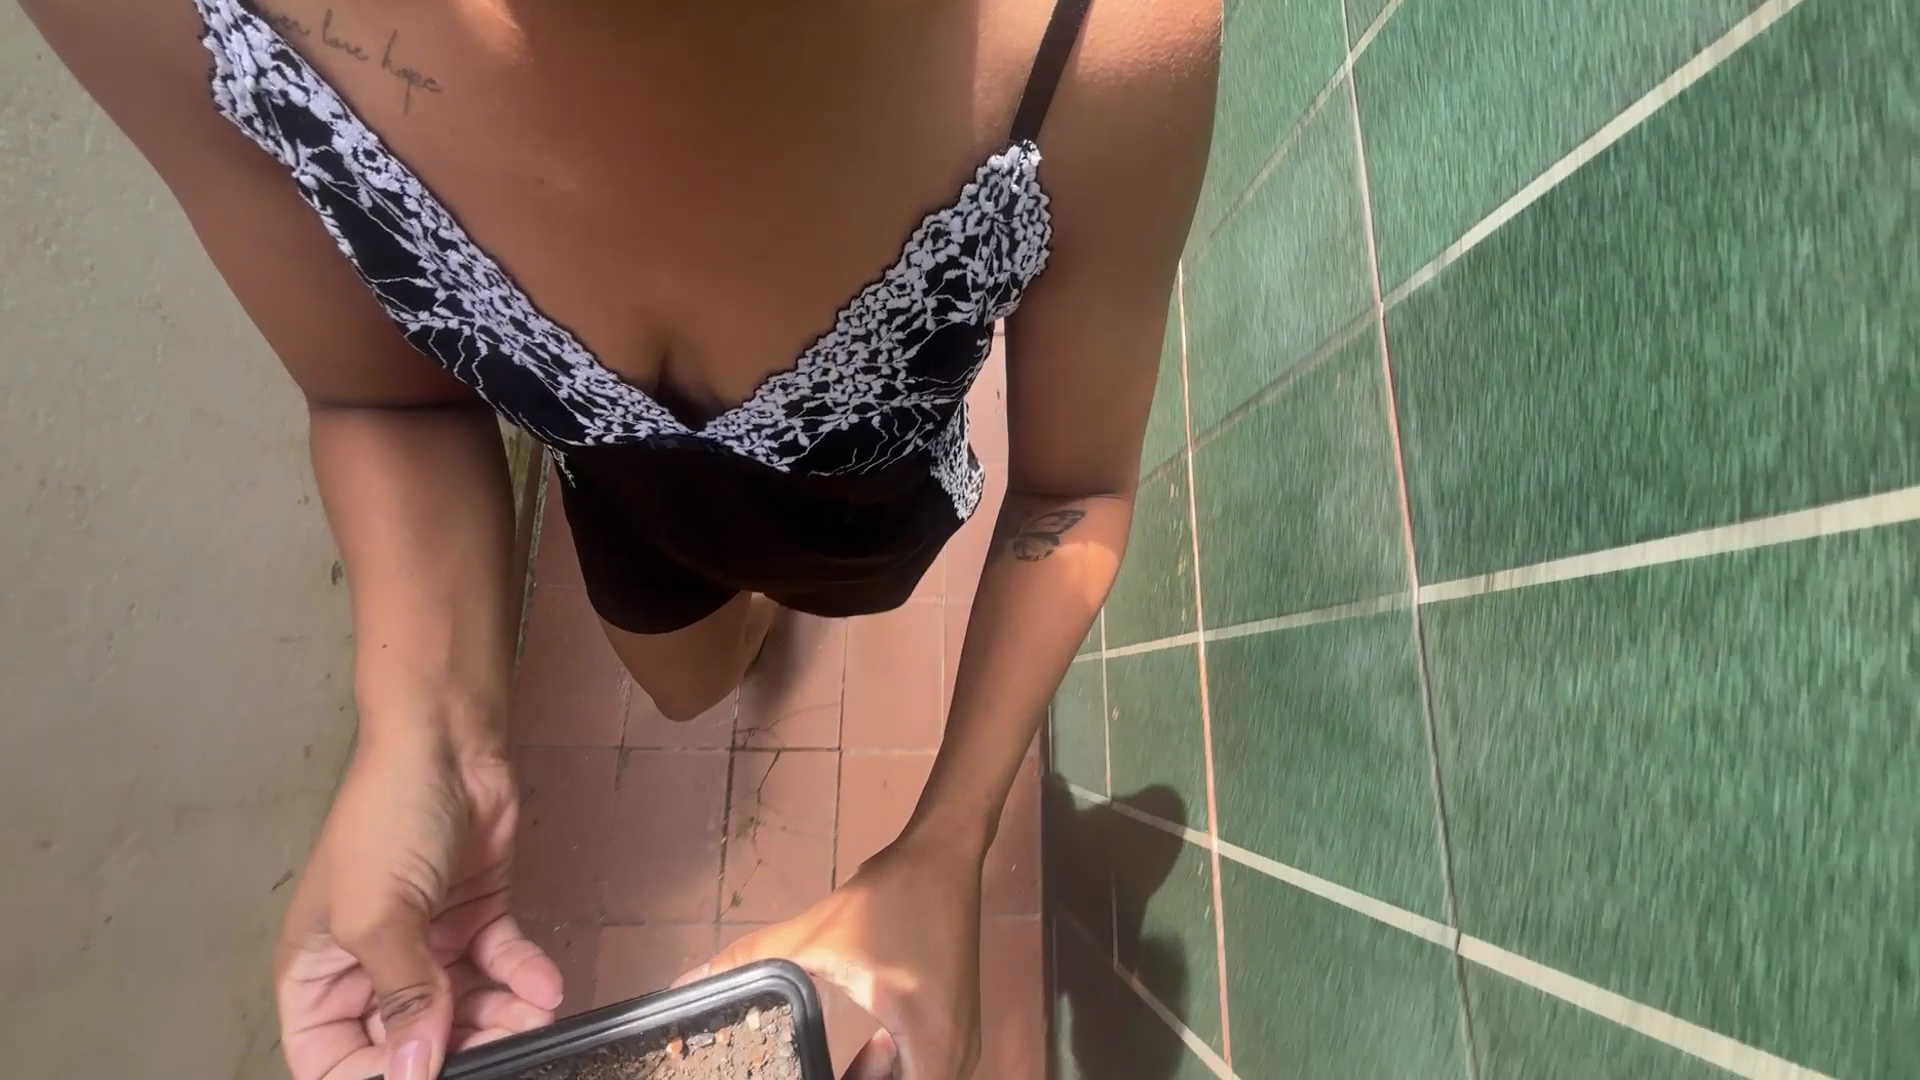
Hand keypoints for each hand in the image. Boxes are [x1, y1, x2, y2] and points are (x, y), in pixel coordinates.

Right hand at [275, 730, 563, 1079]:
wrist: (448, 750)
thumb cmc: (387, 825)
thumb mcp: (377, 914)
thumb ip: (401, 994)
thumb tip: (413, 1073)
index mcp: (321, 975)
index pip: (336, 1056)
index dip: (377, 1074)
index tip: (425, 1078)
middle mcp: (375, 966)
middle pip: (410, 1034)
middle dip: (455, 1048)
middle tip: (503, 1053)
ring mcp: (433, 938)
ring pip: (465, 1001)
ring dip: (500, 1016)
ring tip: (537, 1021)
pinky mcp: (481, 911)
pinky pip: (502, 958)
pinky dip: (524, 974)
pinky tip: (547, 987)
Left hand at [693, 833, 984, 1079]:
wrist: (942, 854)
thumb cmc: (890, 898)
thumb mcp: (819, 934)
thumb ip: (754, 959)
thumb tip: (688, 982)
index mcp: (931, 1048)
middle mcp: (956, 1057)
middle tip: (808, 1075)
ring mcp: (960, 1041)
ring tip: (827, 1072)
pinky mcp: (954, 1022)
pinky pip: (921, 1070)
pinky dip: (888, 1072)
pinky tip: (861, 1054)